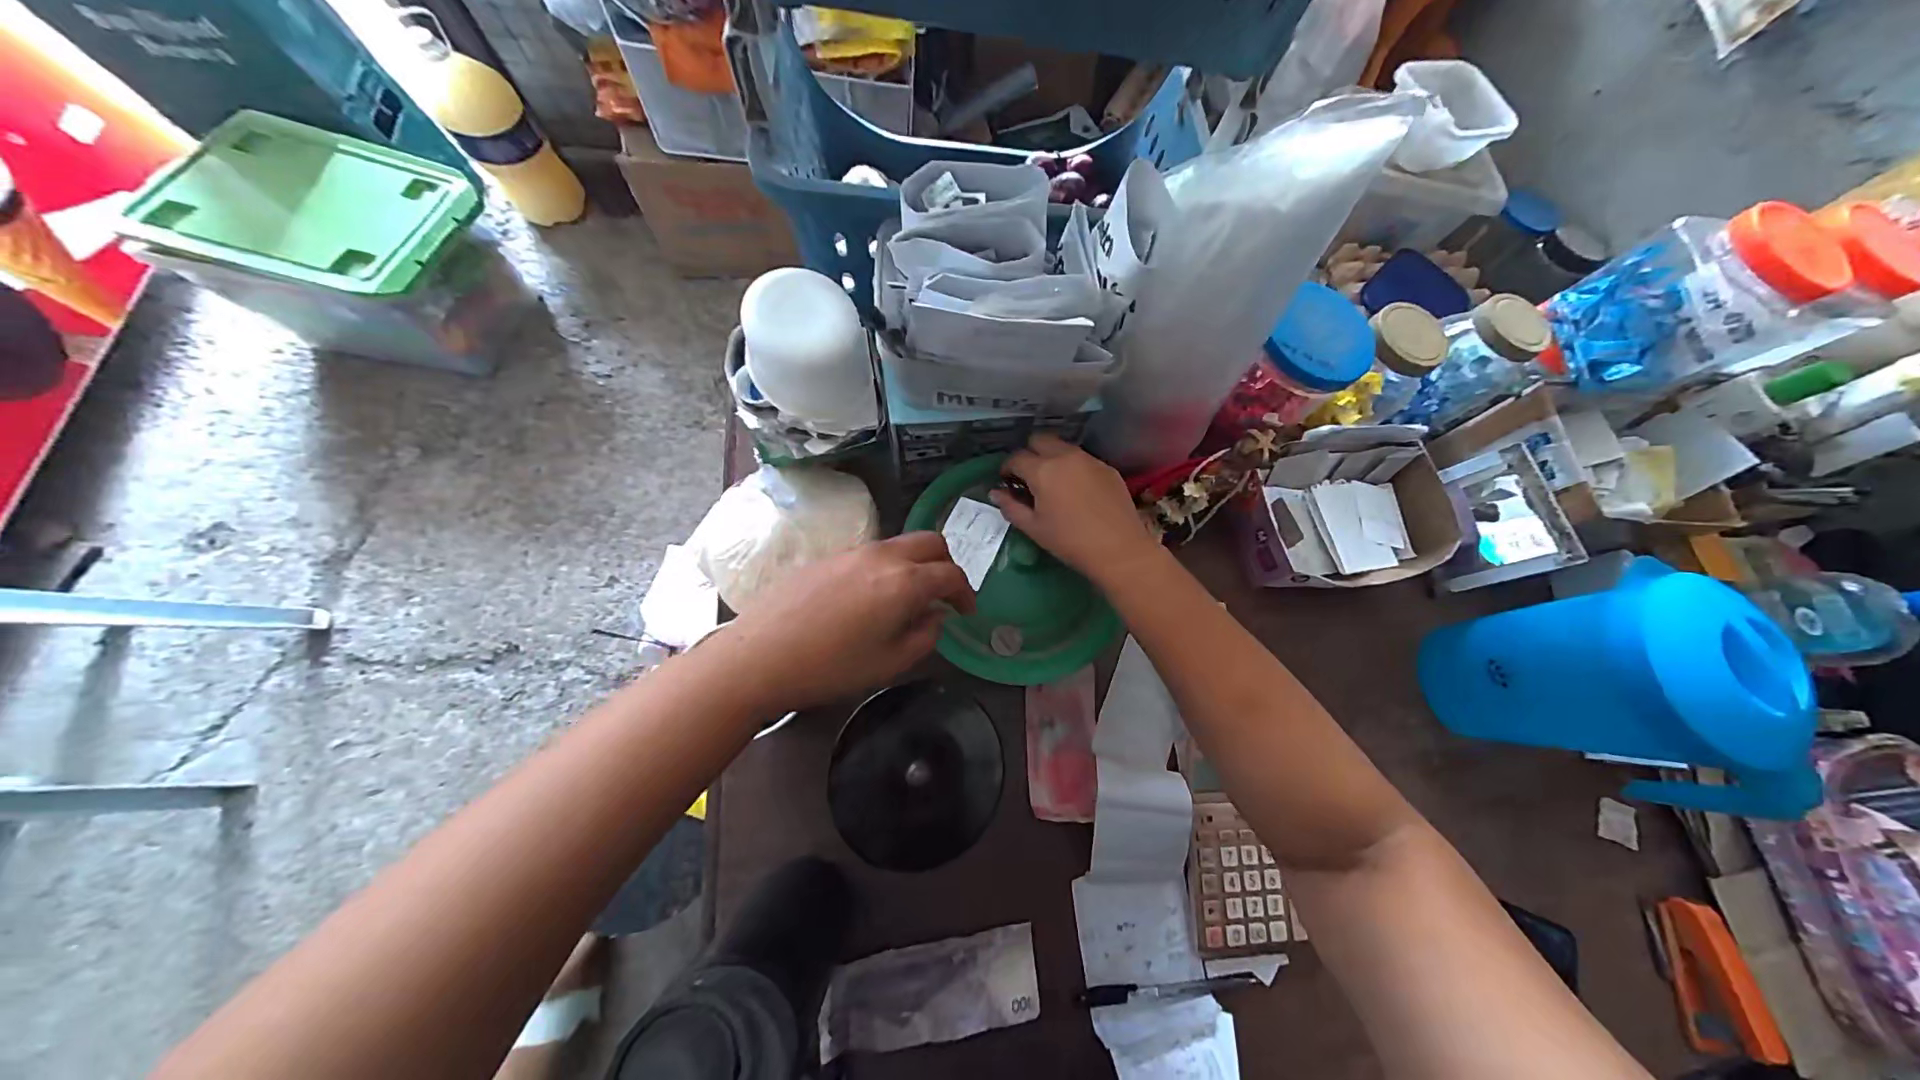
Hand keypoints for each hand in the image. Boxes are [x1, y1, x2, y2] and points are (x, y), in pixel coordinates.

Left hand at [713, 533, 975, 712]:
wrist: (760, 655)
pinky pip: (871, 553)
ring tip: (907, 598)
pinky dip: (887, 566)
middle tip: (943, 595)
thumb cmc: (831, 666)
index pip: (951, 574)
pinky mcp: (827, 557)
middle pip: (930, 542)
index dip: (966, 593)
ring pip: (899, 544)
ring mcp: (851, 552)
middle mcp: (882, 556)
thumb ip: (925, 636)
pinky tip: (870, 598)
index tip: (966, 612)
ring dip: (915, 563)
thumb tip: (934, 616)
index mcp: (904, 582)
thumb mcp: (889, 663)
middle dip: (946, 565)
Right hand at [990, 435, 1162, 584]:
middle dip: (1029, 453)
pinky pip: (1083, 459)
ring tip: (1052, 483)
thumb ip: (1011, 507)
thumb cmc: (1070, 541)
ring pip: (1063, 447)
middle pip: (1039, 440)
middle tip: (1028, 477)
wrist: (1119, 550)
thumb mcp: (1034, 528)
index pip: (1016, 458)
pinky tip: (1076, 490)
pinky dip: (1073, 467)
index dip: (1006, 469)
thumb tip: (995, 493)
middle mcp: (1066, 456)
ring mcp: (1089, 459)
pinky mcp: (1107, 468)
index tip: (1006, 483)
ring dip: (1051, 457)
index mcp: (1043, 470)